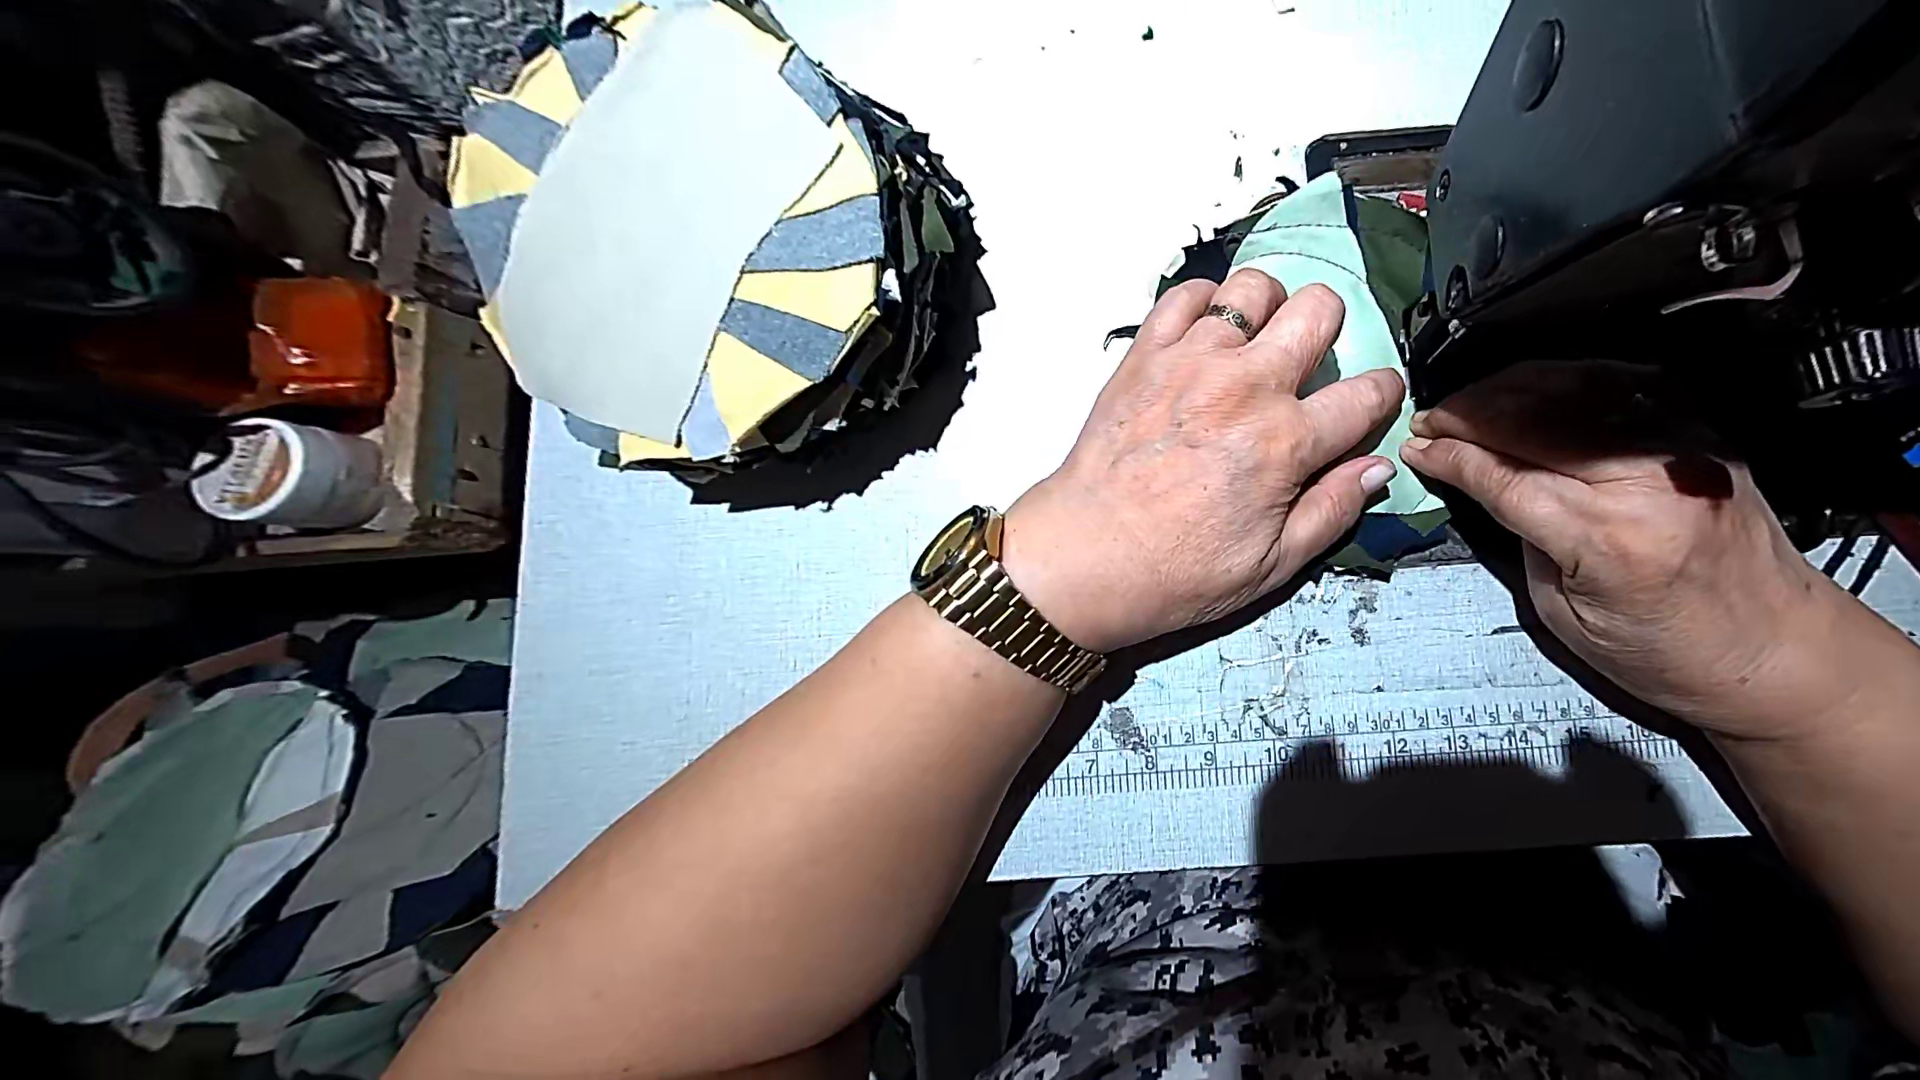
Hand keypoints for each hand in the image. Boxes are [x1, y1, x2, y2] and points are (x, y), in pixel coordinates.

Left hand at [1002, 269, 1404, 653]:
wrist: (1083, 555)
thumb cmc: (1170, 572)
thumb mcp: (1269, 566)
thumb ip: (1331, 511)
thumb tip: (1375, 467)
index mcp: (1285, 442)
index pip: (1369, 393)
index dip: (1378, 398)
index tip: (1361, 408)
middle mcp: (1244, 387)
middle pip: (1320, 310)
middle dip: (1326, 332)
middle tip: (1302, 367)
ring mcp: (1189, 364)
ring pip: (1253, 288)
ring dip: (1264, 310)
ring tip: (1250, 345)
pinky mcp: (1142, 358)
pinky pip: (1182, 297)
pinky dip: (1201, 304)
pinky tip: (1200, 336)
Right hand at [1399, 360, 1900, 742]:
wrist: (1778, 652)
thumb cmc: (1655, 648)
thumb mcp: (1557, 606)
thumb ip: (1520, 534)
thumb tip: (1476, 481)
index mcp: (1606, 538)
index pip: (1504, 475)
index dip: (1450, 456)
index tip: (1413, 447)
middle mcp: (1651, 482)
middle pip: (1538, 422)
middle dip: (1470, 413)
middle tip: (1428, 419)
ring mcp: (1686, 452)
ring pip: (1580, 392)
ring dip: (1511, 390)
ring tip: (1468, 401)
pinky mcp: (1704, 440)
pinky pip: (1624, 387)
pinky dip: (1566, 381)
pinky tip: (1530, 388)